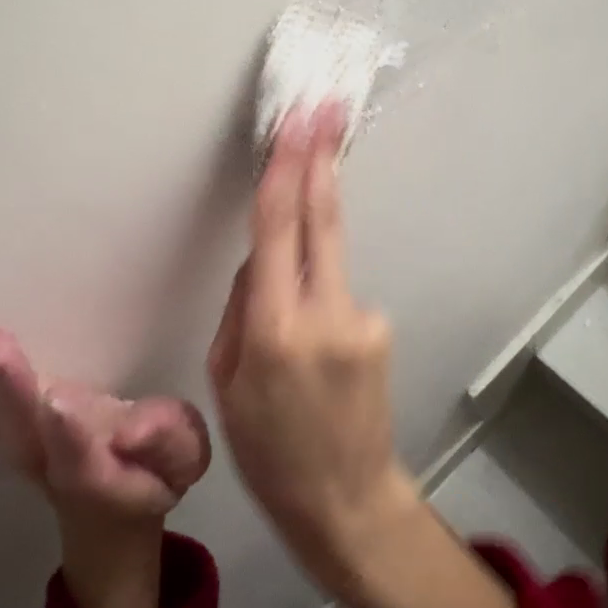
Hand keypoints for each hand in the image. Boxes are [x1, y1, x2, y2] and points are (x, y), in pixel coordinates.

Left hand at [0, 323, 210, 607]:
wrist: (111, 514)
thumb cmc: (156, 474)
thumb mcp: (184, 461)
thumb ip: (169, 440)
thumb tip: (132, 428)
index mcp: (102, 479)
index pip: (83, 460)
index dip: (71, 434)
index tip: (58, 401)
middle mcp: (53, 467)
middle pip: (26, 435)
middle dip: (11, 389)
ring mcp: (28, 450)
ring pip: (2, 418)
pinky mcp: (17, 430)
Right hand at [207, 101, 514, 607]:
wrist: (345, 500)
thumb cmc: (267, 449)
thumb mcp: (226, 382)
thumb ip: (241, 308)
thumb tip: (262, 257)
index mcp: (273, 329)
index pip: (277, 228)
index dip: (286, 168)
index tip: (296, 122)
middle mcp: (325, 313)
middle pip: (322, 218)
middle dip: (322, 156)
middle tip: (325, 106)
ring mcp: (362, 318)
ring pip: (324, 262)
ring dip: (304, 264)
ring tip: (290, 348)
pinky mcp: (381, 327)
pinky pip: (337, 295)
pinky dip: (318, 303)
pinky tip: (317, 360)